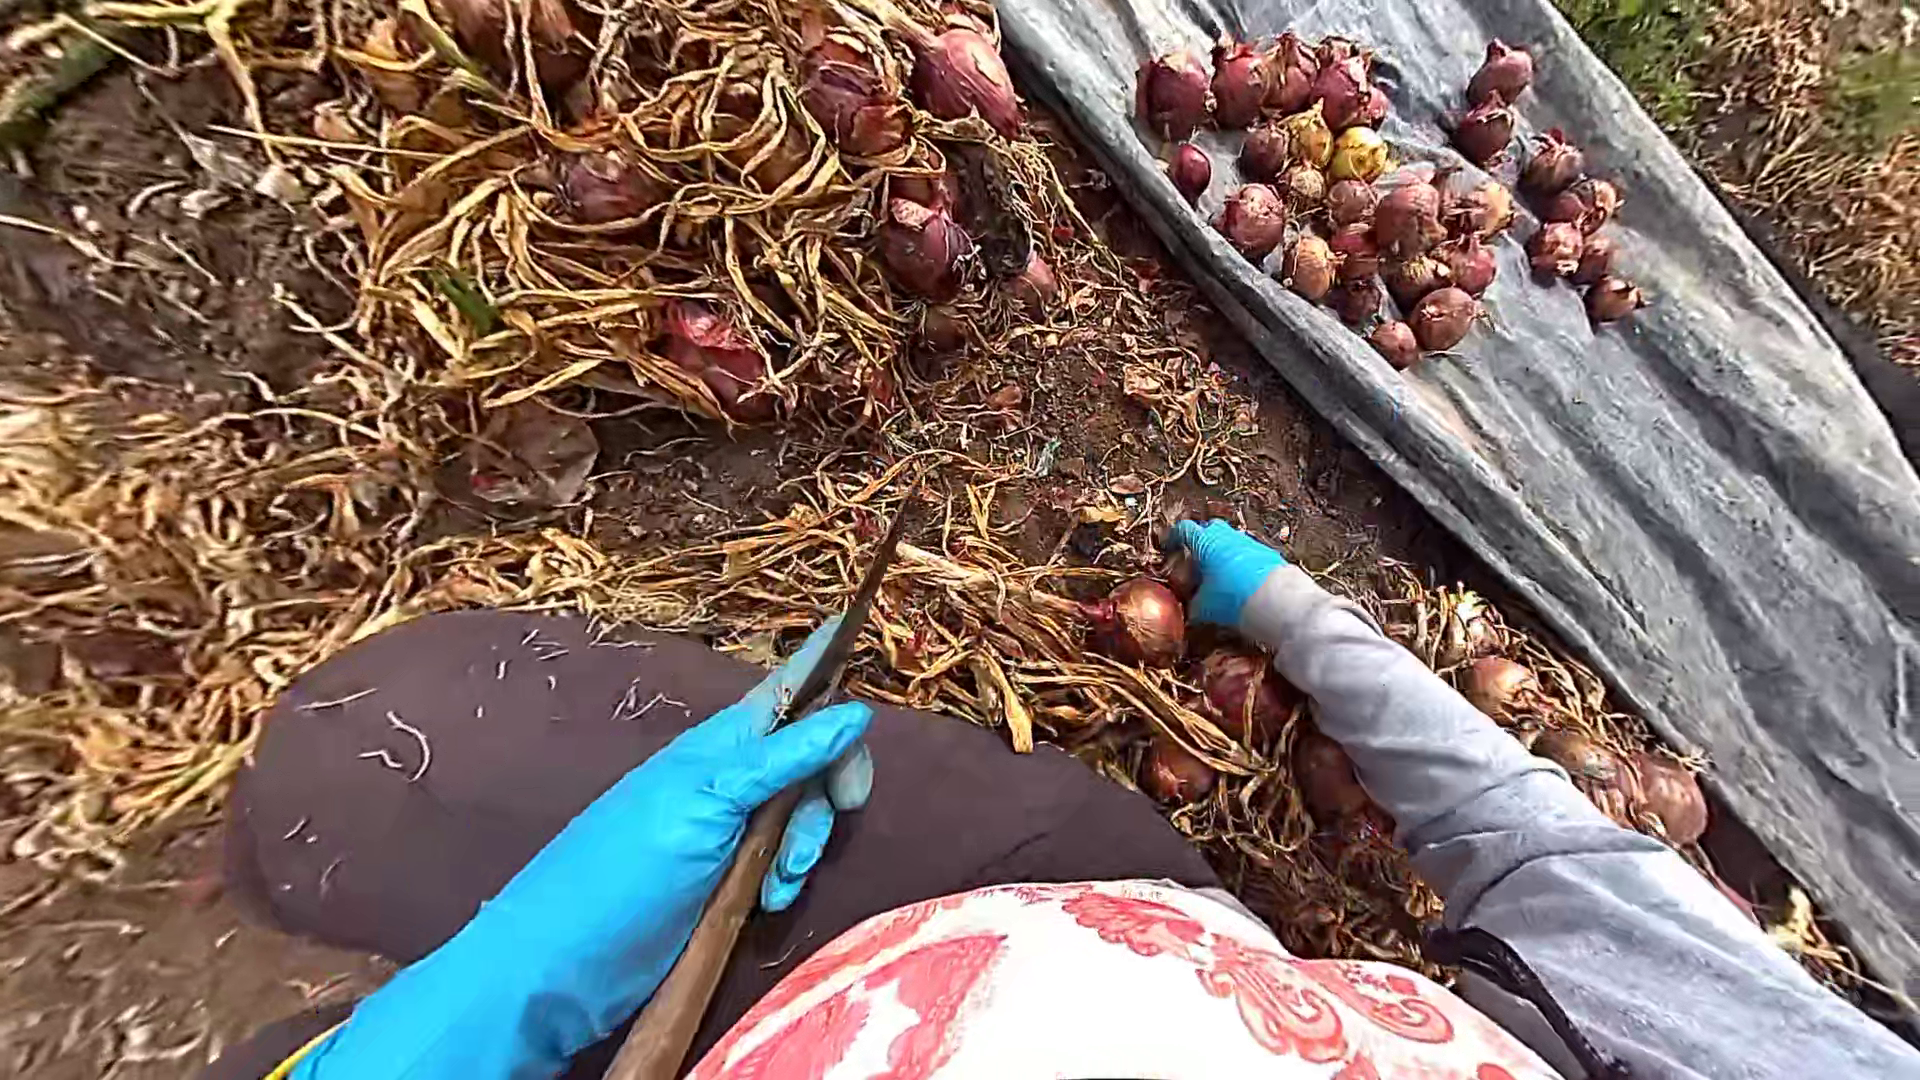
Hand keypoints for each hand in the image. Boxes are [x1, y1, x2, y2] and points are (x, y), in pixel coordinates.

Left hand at [294, 621, 873, 1078]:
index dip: (824, 655)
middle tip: (844, 806)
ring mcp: (743, 817)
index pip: (792, 681)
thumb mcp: (713, 799)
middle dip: (836, 776)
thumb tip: (859, 710)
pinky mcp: (740, 864)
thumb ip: (788, 755)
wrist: (561, 969)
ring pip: (811, 802)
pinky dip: (791, 871)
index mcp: (734, 736)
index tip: (858, 621)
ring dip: (810, 837)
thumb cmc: (631, 864)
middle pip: (820, 746)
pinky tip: (768, 898)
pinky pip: (792, 850)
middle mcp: (745, 767)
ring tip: (782, 878)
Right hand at [1164, 519, 1288, 628]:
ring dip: (1220, 552)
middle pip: (1208, 530)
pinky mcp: (1266, 552)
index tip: (1169, 546)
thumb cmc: (1233, 597)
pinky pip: (1245, 552)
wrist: (1277, 600)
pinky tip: (1237, 580)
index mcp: (1205, 541)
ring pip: (1228, 541)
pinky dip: (1238, 561)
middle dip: (1200, 542)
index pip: (1183, 529)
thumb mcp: (1205, 606)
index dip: (1174, 537)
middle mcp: (1226, 536)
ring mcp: (1248, 542)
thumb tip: (1190, 610)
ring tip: (1216, 574)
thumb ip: (1193, 604)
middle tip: (1193, 560)